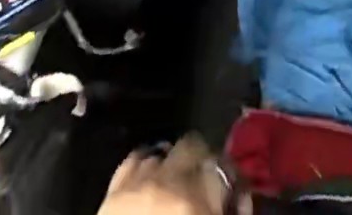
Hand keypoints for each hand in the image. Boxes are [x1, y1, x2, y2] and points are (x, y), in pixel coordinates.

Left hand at [97, 136, 229, 214]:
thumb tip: (237, 205)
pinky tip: (150, 178)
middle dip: (204, 160)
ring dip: (174, 163)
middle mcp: (169, 182)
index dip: (234, 181)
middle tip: (207, 182)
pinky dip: (147, 164)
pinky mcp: (114, 191)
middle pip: (193, 146)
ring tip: (178, 182)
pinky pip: (135, 159)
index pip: (225, 168)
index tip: (235, 198)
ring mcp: (139, 182)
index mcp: (197, 201)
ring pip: (164, 151)